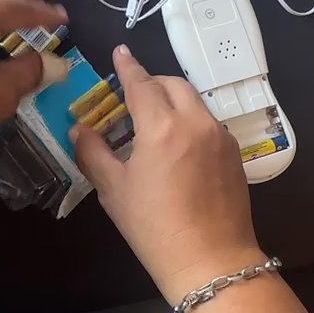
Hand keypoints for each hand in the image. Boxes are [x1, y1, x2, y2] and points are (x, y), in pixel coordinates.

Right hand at [73, 45, 263, 300]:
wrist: (211, 261)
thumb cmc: (154, 226)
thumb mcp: (113, 190)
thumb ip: (93, 153)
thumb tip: (79, 130)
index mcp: (162, 127)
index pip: (141, 83)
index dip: (128, 66)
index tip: (120, 52)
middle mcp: (195, 122)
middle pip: (173, 84)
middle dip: (152, 82)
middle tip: (132, 96)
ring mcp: (220, 137)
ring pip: (194, 101)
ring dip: (173, 100)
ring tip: (154, 123)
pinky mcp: (234, 154)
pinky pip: (208, 122)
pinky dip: (190, 120)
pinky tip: (178, 146)